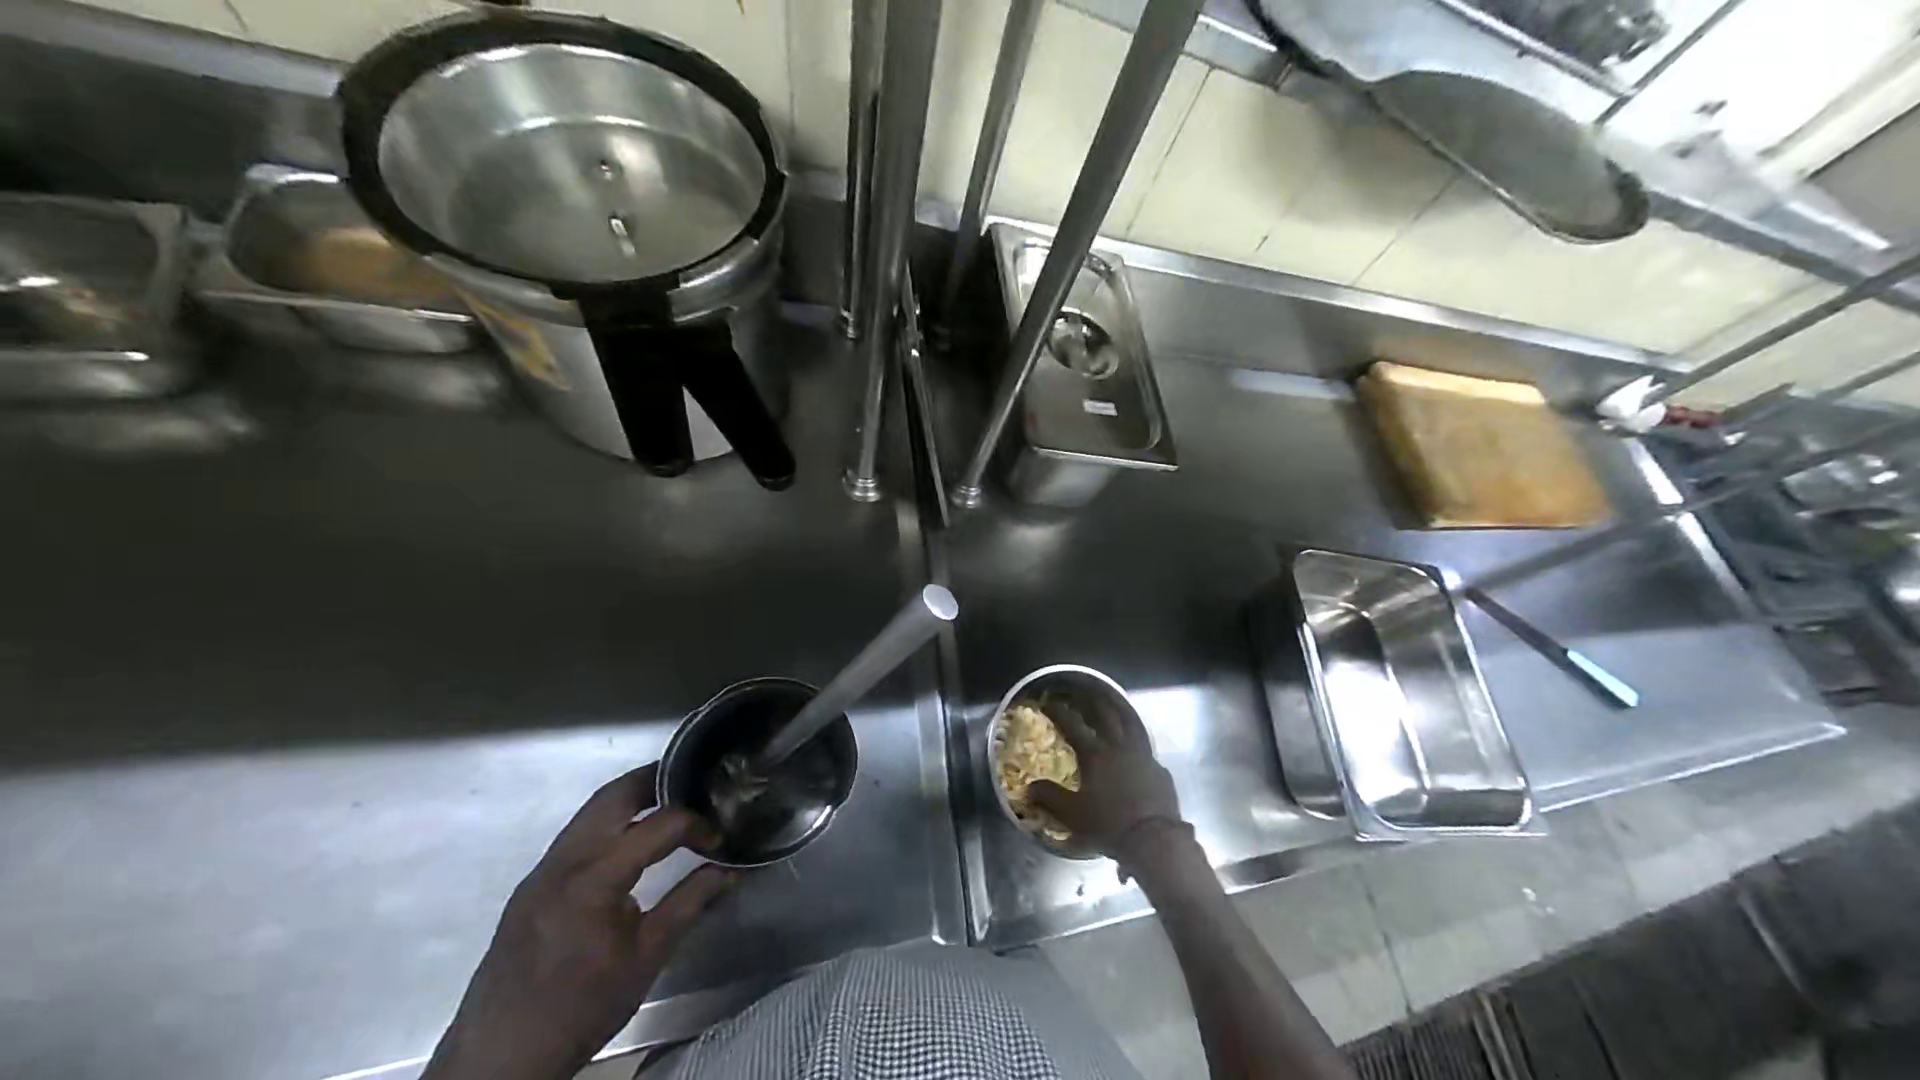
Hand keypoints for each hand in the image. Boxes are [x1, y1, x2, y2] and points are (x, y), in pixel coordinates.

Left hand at [422, 764, 738, 1079]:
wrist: (500, 1057)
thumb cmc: (582, 1008)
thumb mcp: (647, 957)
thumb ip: (690, 903)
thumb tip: (729, 870)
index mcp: (594, 878)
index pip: (658, 825)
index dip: (696, 824)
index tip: (718, 838)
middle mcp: (564, 860)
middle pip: (614, 795)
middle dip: (656, 780)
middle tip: (693, 783)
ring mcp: (542, 869)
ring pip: (591, 811)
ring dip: (631, 799)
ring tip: (668, 805)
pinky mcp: (533, 884)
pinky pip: (577, 834)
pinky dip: (610, 822)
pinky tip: (630, 841)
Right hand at [1028, 694, 1185, 874]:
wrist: (1155, 840)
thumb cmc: (1110, 825)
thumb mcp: (1073, 814)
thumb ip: (1050, 797)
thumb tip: (1030, 787)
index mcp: (1096, 754)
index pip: (1073, 726)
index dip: (1059, 713)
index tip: (1048, 703)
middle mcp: (1120, 748)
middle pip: (1107, 715)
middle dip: (1093, 701)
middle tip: (1083, 693)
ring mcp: (1143, 757)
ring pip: (1131, 723)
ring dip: (1120, 710)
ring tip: (1113, 703)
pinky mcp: (1159, 770)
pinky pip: (1146, 746)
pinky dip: (1136, 738)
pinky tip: (1135, 744)